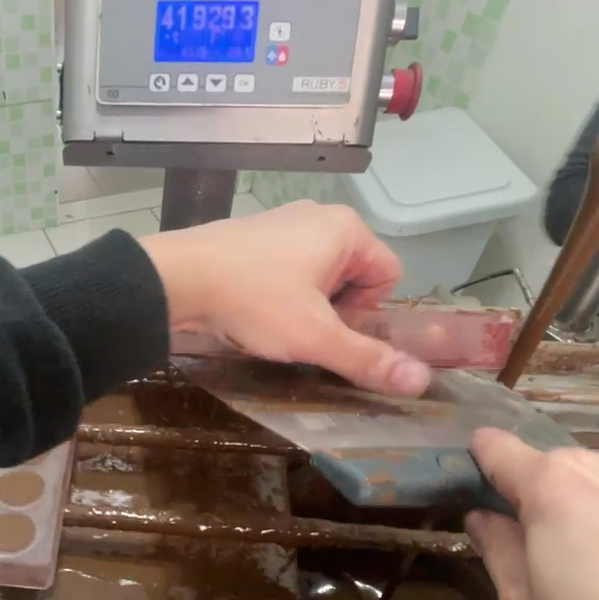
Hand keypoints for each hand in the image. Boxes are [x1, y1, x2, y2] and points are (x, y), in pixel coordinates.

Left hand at [140, 201, 430, 395]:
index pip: (388, 277)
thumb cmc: (254, 301)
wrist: (178, 278)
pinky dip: (274, 297)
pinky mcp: (249, 238)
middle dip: (332, 312)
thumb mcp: (314, 337)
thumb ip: (366, 359)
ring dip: (302, 309)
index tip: (330, 331)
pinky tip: (249, 313)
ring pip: (314, 279)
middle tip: (299, 332)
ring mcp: (280, 223)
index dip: (366, 314)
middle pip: (351, 278)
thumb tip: (420, 382)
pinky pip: (282, 273)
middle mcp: (318, 217)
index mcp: (346, 229)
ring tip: (270, 325)